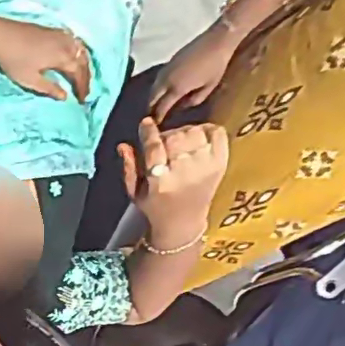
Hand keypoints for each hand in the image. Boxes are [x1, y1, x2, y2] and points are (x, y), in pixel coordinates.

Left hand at [0, 14, 92, 101]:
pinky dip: (79, 52)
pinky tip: (75, 58)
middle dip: (85, 77)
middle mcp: (67, 44)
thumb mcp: (30, 80)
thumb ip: (49, 88)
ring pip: (81, 50)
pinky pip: (75, 41)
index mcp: (62, 57)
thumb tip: (64, 97)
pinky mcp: (56, 30)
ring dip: (84, 64)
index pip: (78, 73)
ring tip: (82, 77)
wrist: (3, 36)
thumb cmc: (15, 61)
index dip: (82, 87)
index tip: (82, 100)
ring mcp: (62, 35)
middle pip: (82, 61)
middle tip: (85, 92)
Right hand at [121, 118, 229, 242]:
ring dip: (184, 133)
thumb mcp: (134, 193)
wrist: (184, 222)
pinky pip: (216, 133)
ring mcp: (206, 167)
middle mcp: (184, 174)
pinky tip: (196, 137)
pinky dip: (206, 129)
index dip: (149, 133)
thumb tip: (123, 145)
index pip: (154, 149)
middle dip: (165, 136)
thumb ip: (128, 168)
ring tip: (178, 143)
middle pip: (174, 137)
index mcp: (160, 183)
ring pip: (194, 132)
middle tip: (162, 144)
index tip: (145, 123)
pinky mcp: (221, 163)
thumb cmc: (155, 207)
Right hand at [150, 27, 238, 122]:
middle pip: (151, 99)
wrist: (217, 40)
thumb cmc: (216, 64)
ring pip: (152, 90)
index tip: (156, 125)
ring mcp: (165, 71)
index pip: (161, 108)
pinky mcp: (167, 64)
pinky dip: (156, 88)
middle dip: (150, 109)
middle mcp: (166, 81)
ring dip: (152, 99)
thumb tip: (182, 106)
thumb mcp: (210, 86)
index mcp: (177, 89)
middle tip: (153, 116)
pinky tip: (162, 91)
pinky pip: (157, 80)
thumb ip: (195, 100)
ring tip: (155, 105)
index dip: (158, 118)